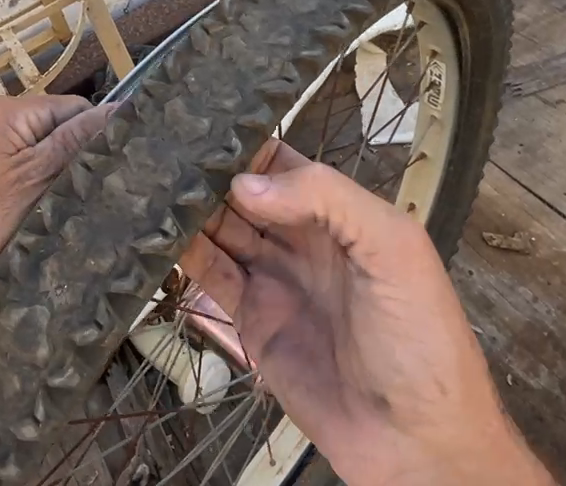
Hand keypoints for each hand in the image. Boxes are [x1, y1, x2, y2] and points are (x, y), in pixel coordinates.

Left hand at [0, 94, 111, 323]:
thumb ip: (74, 142)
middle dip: (72, 157)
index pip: (73, 108)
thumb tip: (119, 106)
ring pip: (31, 149)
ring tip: (63, 210)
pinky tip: (31, 215)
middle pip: (51, 127)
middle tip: (90, 197)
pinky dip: (25, 186)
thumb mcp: (35, 182)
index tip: (114, 173)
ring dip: (49, 175)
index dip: (96, 136)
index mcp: (7, 111)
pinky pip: (8, 166)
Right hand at [180, 142, 551, 485]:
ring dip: (187, 206)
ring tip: (144, 178)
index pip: (280, 162)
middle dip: (205, 170)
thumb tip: (242, 183)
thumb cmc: (421, 339)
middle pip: (242, 191)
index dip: (242, 141)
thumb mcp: (393, 249)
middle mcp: (300, 238)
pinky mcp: (251, 318)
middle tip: (156, 144)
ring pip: (220, 227)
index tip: (197, 119)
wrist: (418, 446)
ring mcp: (273, 277)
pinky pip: (211, 274)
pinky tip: (153, 229)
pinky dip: (182, 251)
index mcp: (338, 213)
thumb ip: (326, 198)